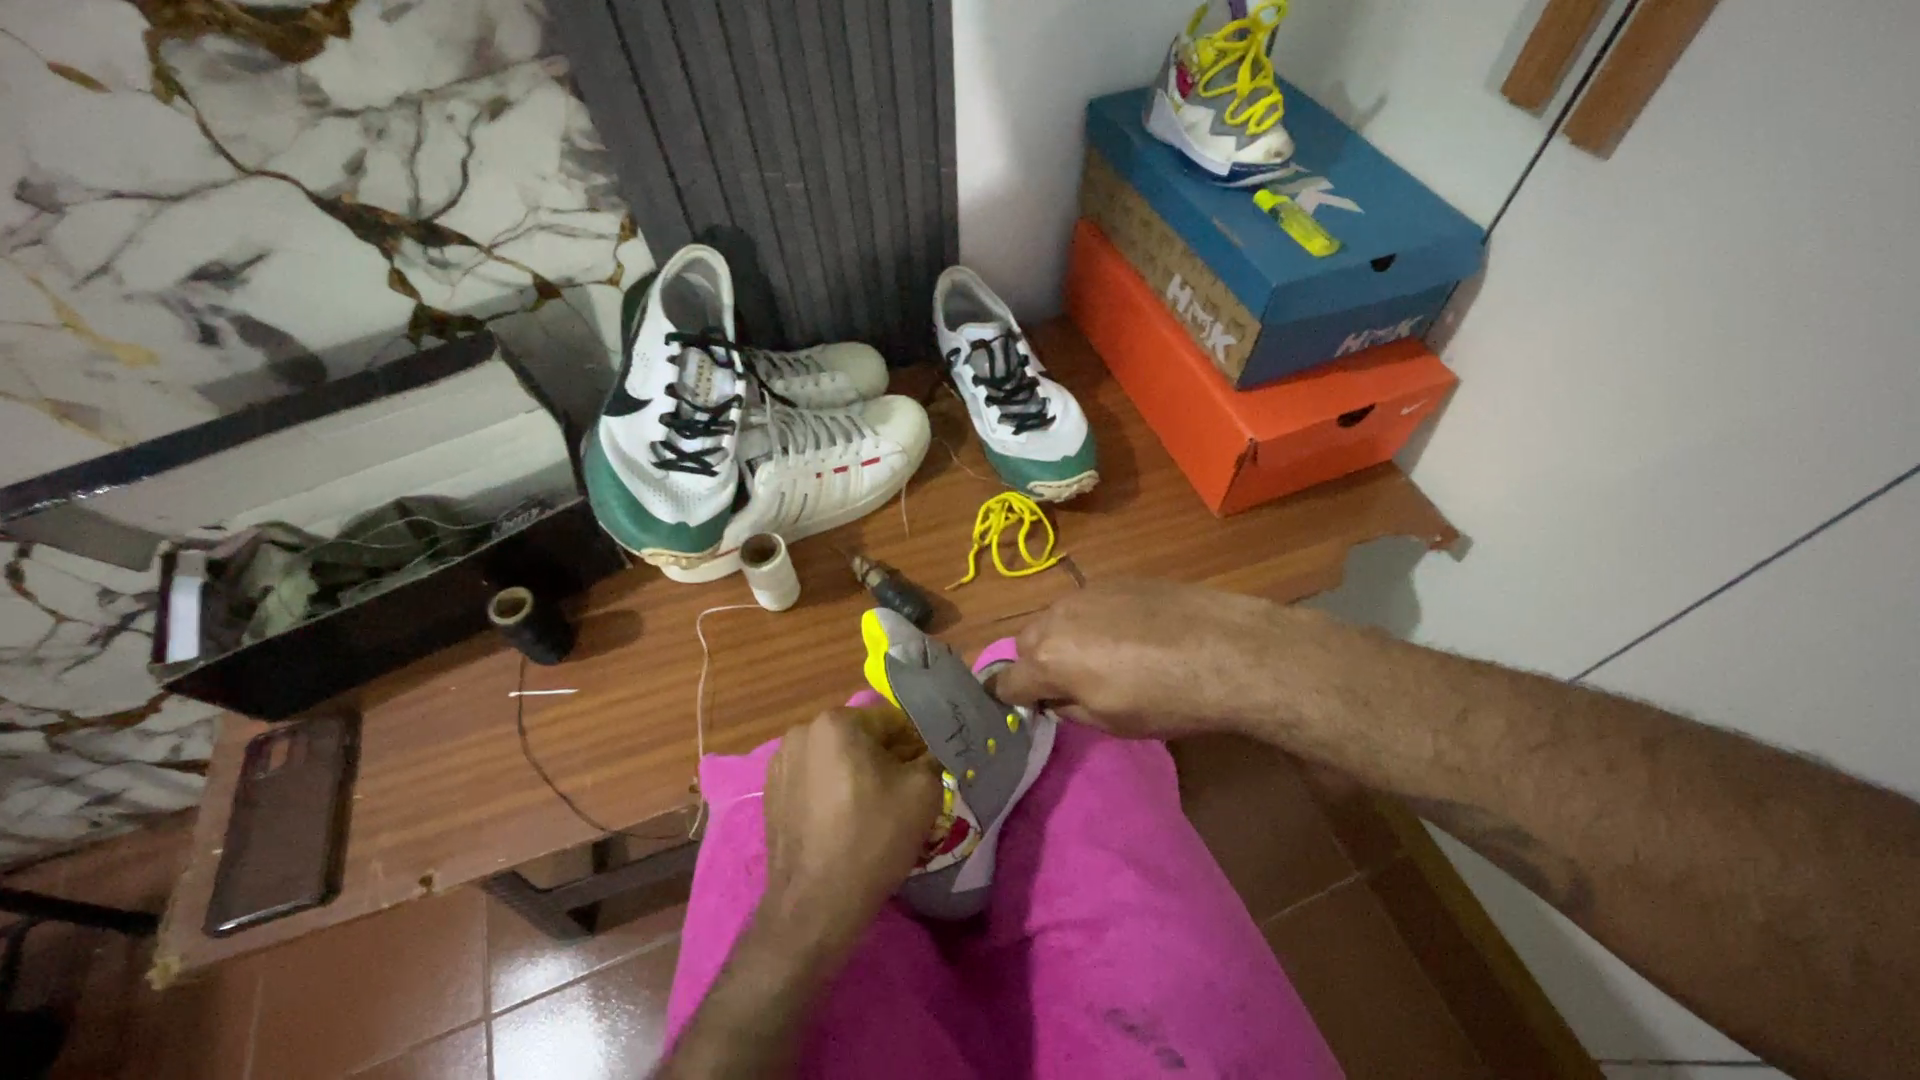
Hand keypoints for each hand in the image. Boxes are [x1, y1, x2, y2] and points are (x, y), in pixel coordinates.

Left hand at [759, 707, 940, 960]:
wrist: (816, 903)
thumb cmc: (873, 837)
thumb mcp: (924, 791)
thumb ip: (932, 757)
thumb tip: (929, 752)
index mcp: (836, 722)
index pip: (892, 721)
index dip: (917, 745)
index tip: (930, 772)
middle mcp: (801, 732)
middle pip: (861, 738)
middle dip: (886, 759)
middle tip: (906, 794)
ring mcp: (780, 764)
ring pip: (836, 760)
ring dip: (858, 775)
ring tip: (875, 811)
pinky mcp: (770, 795)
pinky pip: (815, 782)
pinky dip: (834, 793)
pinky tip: (846, 823)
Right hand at [992, 579, 1298, 739]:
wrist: (1225, 649)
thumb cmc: (1164, 699)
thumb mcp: (1109, 723)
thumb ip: (1068, 710)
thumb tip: (1053, 699)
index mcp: (1048, 660)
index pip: (1006, 681)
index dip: (1012, 699)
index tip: (1028, 706)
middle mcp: (1057, 619)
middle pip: (1025, 643)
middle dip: (1037, 664)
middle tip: (1068, 683)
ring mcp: (1087, 593)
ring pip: (1056, 618)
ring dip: (1065, 638)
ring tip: (1102, 656)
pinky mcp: (1117, 580)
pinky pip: (1088, 604)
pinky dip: (1094, 620)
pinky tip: (1129, 634)